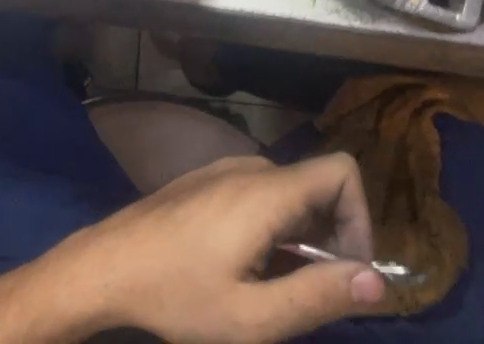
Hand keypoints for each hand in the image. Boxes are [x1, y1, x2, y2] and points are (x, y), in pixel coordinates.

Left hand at [39, 153, 387, 343]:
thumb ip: (319, 296)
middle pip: (317, 186)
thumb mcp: (253, 316)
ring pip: (288, 193)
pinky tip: (245, 267)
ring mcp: (223, 171)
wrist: (103, 266)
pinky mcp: (204, 182)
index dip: (361, 219)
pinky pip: (258, 193)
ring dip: (300, 238)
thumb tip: (379, 280)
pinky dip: (272, 227)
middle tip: (310, 292)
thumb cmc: (176, 294)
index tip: (347, 271)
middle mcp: (248, 168)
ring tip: (274, 286)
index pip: (342, 171)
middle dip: (331, 238)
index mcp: (266, 191)